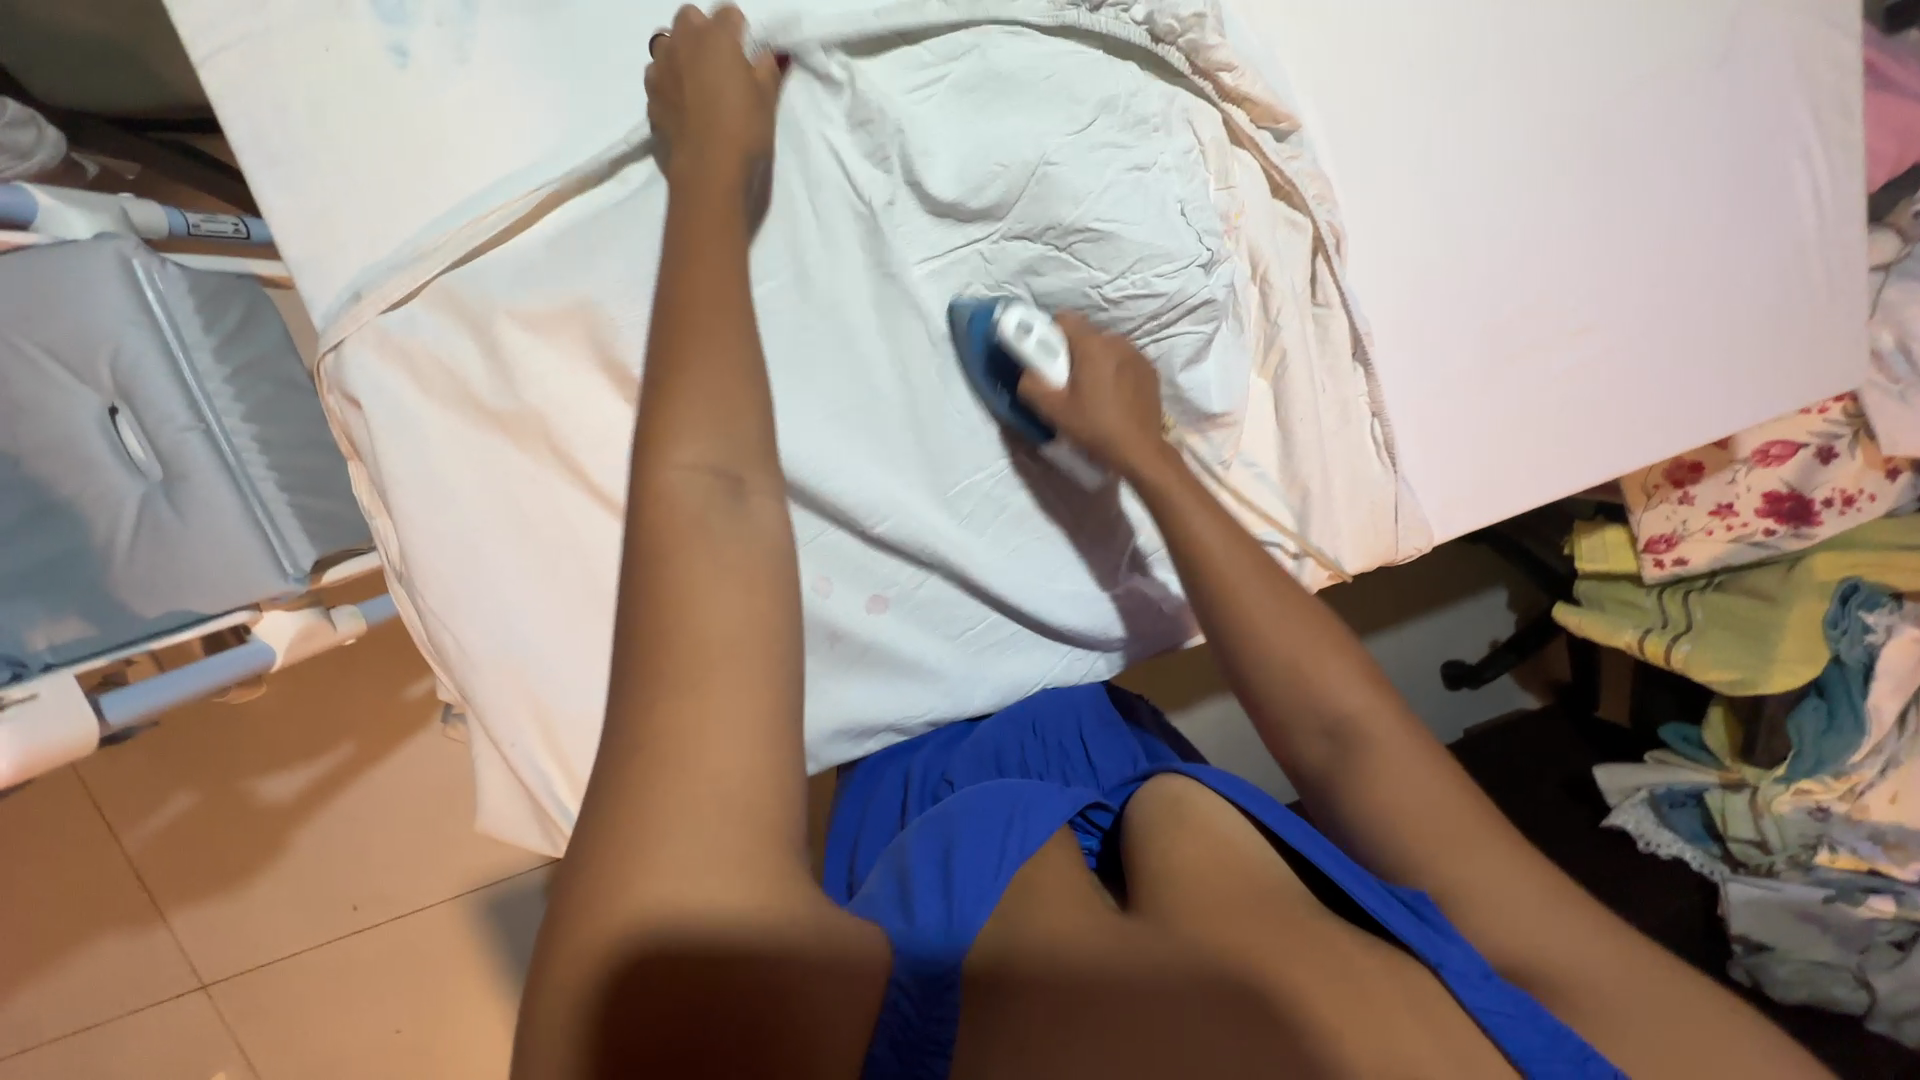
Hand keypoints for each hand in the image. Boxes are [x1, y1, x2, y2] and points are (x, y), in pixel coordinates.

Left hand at [645, 5, 783, 194]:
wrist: (708, 174)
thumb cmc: (745, 132)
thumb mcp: (768, 101)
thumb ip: (767, 70)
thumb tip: (767, 55)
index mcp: (716, 36)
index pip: (729, 12)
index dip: (740, 31)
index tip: (748, 54)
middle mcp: (682, 42)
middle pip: (689, 18)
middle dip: (703, 33)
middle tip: (720, 65)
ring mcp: (660, 69)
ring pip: (666, 44)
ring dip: (680, 55)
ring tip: (696, 84)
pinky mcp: (649, 99)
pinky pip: (657, 79)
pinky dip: (669, 85)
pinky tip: (683, 108)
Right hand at [1016, 314, 1172, 479]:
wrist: (1140, 451)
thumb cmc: (1094, 429)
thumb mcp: (1053, 411)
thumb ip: (1031, 384)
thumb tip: (1027, 371)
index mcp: (1092, 345)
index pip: (1064, 318)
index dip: (1050, 334)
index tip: (1046, 358)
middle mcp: (1117, 341)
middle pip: (1085, 334)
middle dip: (1072, 351)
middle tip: (1066, 382)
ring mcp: (1137, 354)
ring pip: (1106, 347)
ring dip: (1095, 361)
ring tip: (1091, 392)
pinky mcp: (1150, 370)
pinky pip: (1123, 360)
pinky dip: (1114, 370)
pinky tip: (1112, 397)